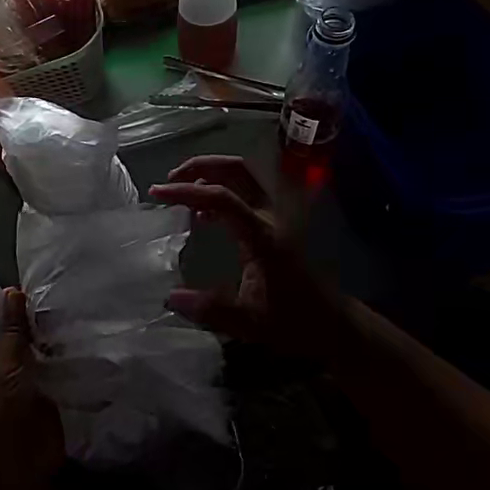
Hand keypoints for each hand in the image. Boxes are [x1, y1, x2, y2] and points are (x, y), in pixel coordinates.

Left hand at [0, 288, 63, 489]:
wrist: (17, 481)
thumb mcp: (1, 372)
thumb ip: (10, 331)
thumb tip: (13, 291)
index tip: (22, 282)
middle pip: (7, 336)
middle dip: (25, 318)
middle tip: (51, 287)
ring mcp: (17, 384)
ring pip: (30, 349)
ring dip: (45, 333)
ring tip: (66, 301)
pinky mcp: (42, 394)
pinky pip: (49, 364)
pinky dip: (59, 350)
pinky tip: (75, 328)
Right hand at [148, 155, 347, 359]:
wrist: (331, 323)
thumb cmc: (294, 322)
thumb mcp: (249, 324)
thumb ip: (211, 310)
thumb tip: (170, 298)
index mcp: (263, 235)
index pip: (222, 197)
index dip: (187, 190)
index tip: (157, 193)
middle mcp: (271, 216)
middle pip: (237, 169)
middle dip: (200, 165)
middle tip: (170, 179)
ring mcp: (276, 215)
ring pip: (243, 175)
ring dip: (211, 173)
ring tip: (181, 192)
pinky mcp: (276, 221)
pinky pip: (246, 191)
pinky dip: (221, 189)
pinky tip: (204, 215)